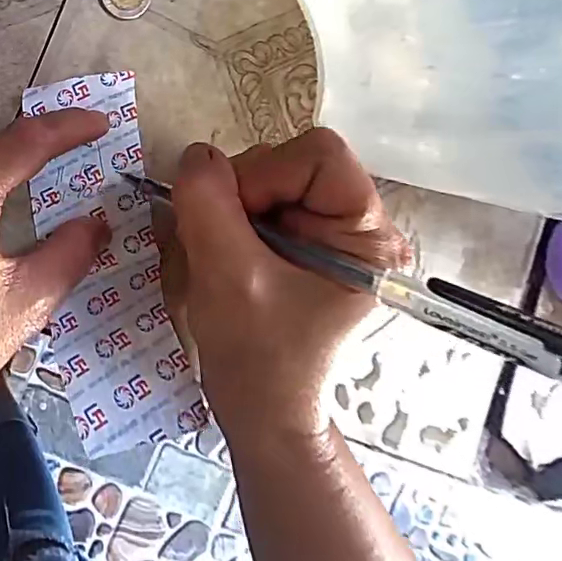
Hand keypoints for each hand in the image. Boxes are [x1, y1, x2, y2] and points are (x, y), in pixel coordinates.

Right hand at [171, 130, 409, 436]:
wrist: (258, 406)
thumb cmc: (256, 354)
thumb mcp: (227, 275)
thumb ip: (209, 205)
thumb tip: (197, 155)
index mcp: (365, 234)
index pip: (318, 154)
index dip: (267, 174)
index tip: (239, 221)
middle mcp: (351, 223)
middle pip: (282, 160)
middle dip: (237, 195)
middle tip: (223, 246)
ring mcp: (320, 229)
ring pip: (258, 175)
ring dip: (223, 208)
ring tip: (219, 255)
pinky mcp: (292, 237)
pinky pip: (246, 198)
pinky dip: (220, 218)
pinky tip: (220, 254)